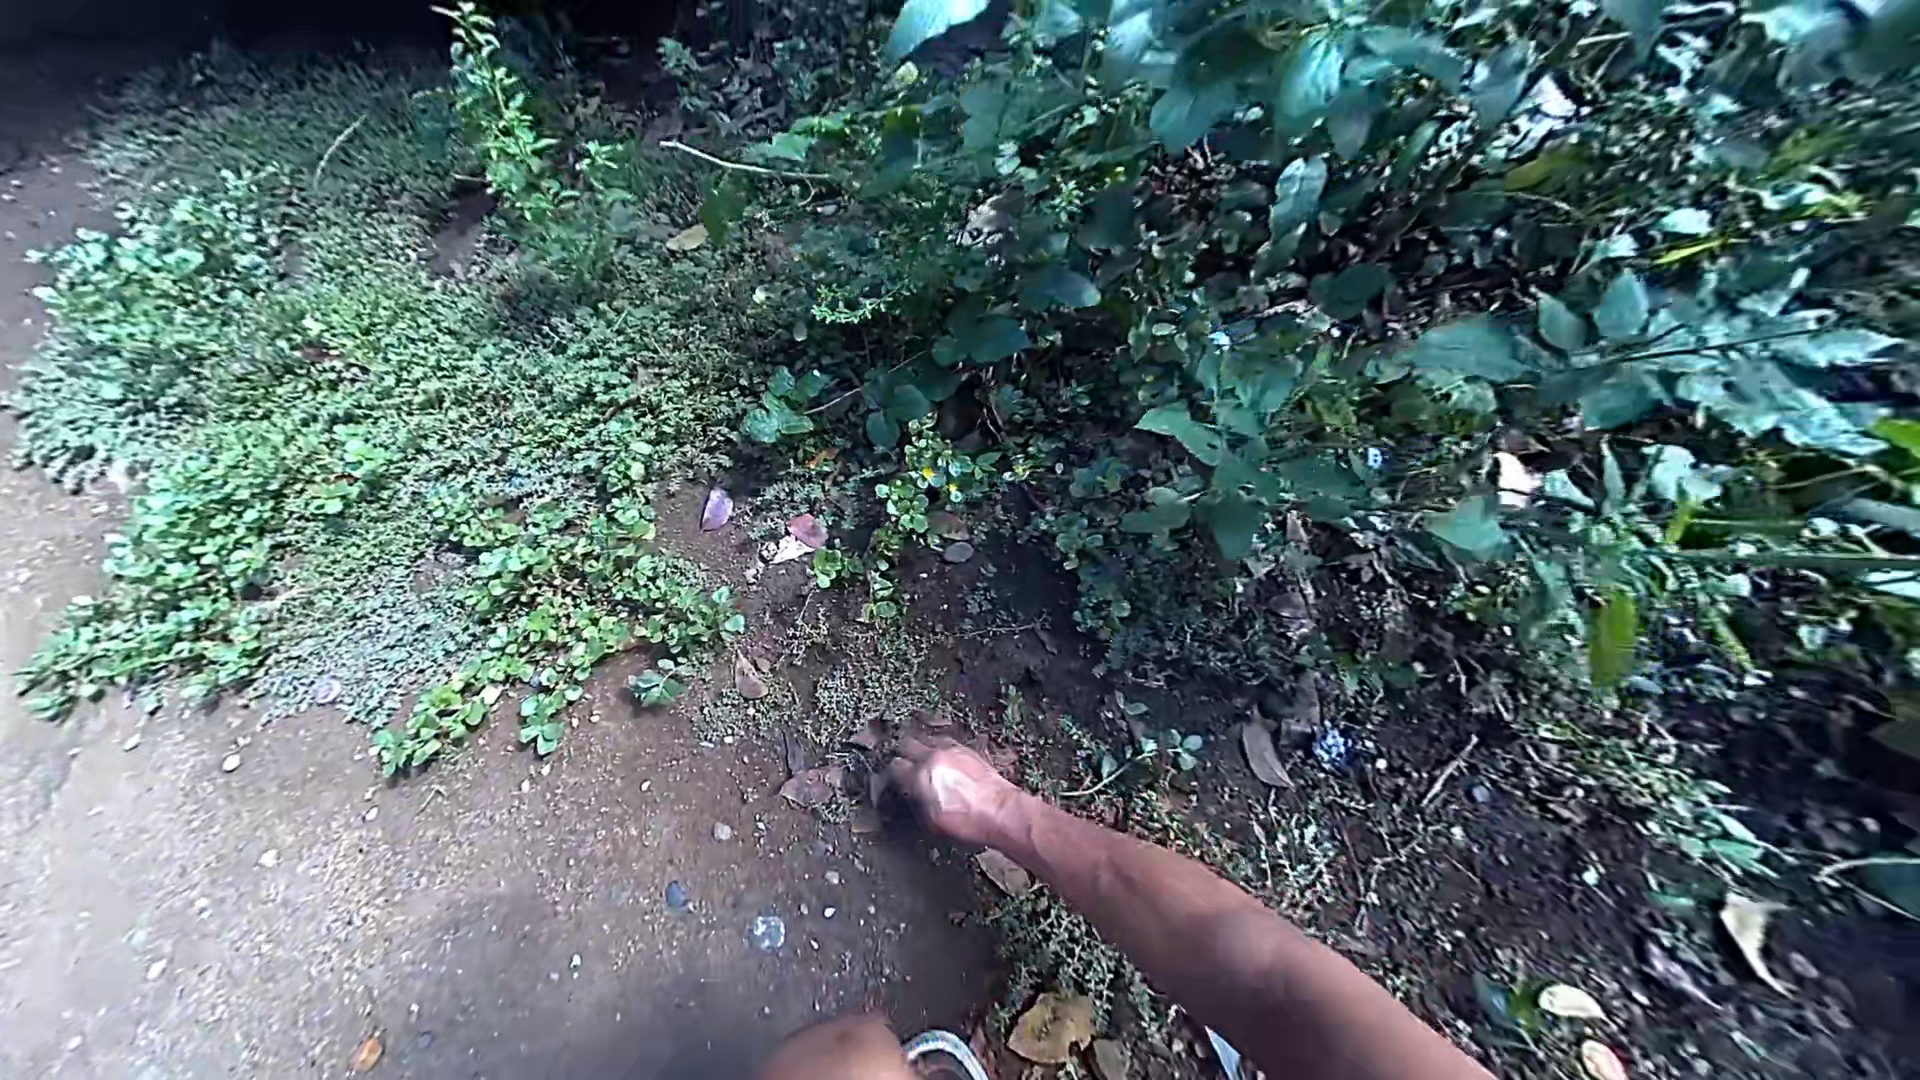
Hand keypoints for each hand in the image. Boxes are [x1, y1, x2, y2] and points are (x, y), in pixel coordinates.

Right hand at [887, 738, 1024, 846]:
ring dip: (920, 746)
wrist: (1000, 811)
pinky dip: (937, 746)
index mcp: (921, 777)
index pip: (896, 766)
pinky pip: (944, 741)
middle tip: (902, 761)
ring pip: (926, 738)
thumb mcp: (932, 820)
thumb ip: (916, 800)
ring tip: (918, 754)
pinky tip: (939, 754)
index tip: (892, 776)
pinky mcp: (965, 749)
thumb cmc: (969, 822)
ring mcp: (950, 750)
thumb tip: (911, 793)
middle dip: (902, 753)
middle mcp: (934, 758)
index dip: (891, 772)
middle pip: (907, 745)